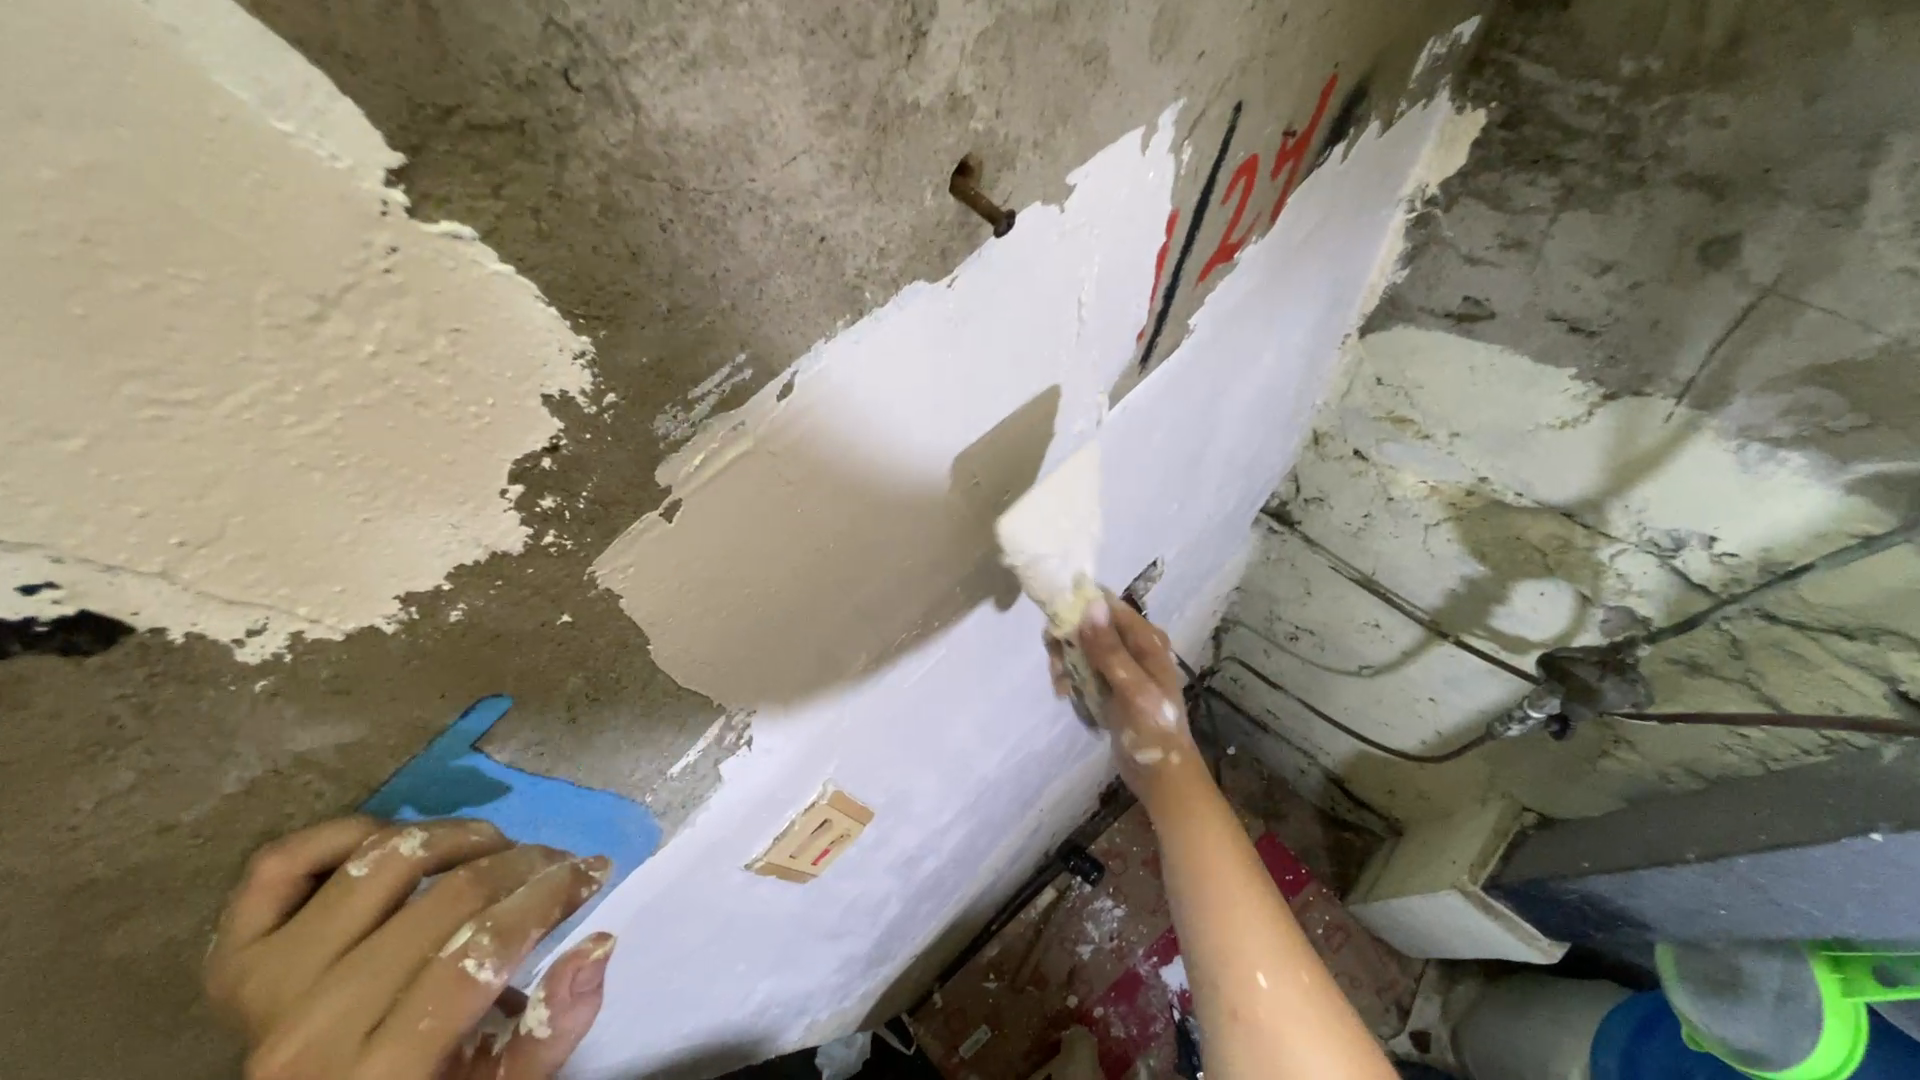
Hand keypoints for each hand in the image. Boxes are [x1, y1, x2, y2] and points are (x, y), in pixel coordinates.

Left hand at [205, 816, 614, 1079]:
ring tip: (494, 847)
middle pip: (441, 903)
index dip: (548, 900)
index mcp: (379, 1076)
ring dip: (455, 837)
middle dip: (522, 866)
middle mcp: (307, 1029)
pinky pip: (285, 860)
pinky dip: (348, 832)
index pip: (478, 957)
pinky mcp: (233, 955)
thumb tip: (599, 942)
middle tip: (558, 861)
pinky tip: (401, 844)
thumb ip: (552, 1031)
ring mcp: (261, 987)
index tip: (594, 871)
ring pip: (378, 862)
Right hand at [1045, 595, 1201, 806]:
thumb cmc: (1153, 731)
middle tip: (1056, 665)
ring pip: (1080, 646)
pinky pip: (1081, 668)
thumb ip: (1110, 649)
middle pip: (1088, 623)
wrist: (1160, 776)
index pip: (1107, 604)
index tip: (1055, 624)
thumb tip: (1091, 605)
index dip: (1078, 606)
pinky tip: (1064, 695)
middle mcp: (1133, 645)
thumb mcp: (1133, 689)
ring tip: (1061, 686)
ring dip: (1065, 661)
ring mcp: (1119, 665)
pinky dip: (1069, 678)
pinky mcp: (1108, 684)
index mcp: (1146, 639)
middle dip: (1067, 640)